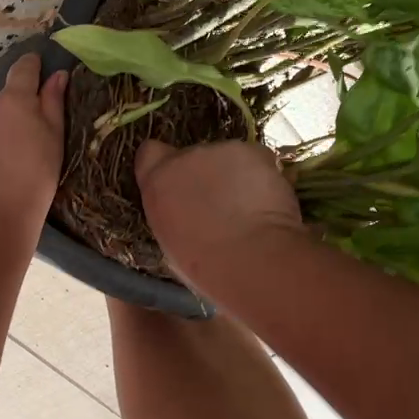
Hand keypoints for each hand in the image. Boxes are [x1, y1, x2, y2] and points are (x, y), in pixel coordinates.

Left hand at [0, 53, 67, 227]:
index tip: (41, 64)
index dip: (33, 64)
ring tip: (19, 152)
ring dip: (5, 124)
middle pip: (7, 95)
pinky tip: (0, 165)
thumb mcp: (54, 138)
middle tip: (37, 126)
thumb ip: (54, 103)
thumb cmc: (35, 176)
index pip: (23, 68)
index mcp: (15, 99)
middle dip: (21, 103)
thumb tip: (58, 75)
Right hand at [135, 140, 303, 285]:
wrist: (253, 259)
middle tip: (222, 205)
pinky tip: (268, 202)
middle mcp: (184, 157)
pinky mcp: (253, 151)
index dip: (165, 165)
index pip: (150, 152)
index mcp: (157, 182)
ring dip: (233, 176)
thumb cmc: (207, 267)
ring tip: (250, 208)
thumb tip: (187, 212)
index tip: (178, 183)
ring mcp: (220, 151)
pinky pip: (255, 159)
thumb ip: (173, 213)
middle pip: (193, 157)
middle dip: (205, 175)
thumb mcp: (171, 241)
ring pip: (226, 158)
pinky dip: (260, 176)